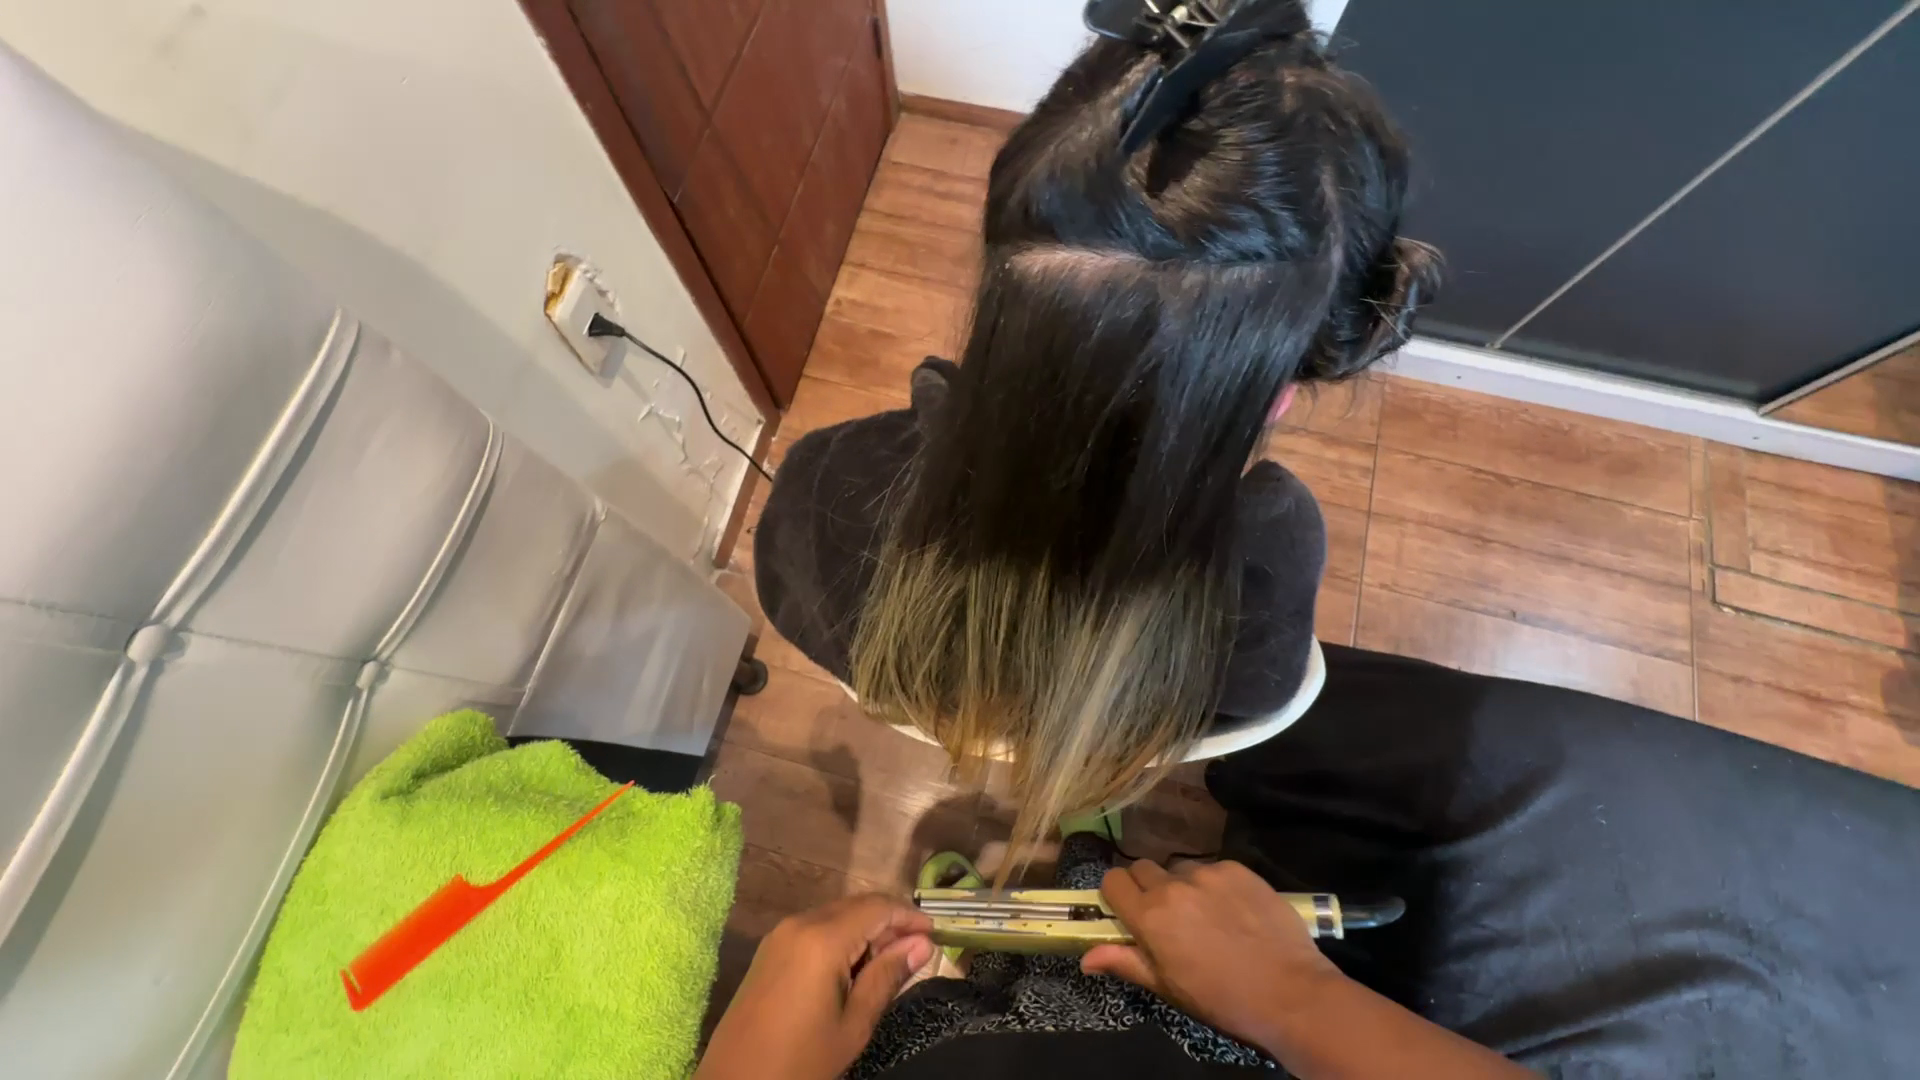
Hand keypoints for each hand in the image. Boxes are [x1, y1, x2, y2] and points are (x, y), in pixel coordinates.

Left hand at [695, 894, 934, 1079]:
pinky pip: (816, 928)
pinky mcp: (770, 950)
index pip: (877, 907)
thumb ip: (887, 977)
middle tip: (917, 951)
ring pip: (836, 914)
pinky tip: (854, 968)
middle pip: (856, 905)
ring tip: (890, 963)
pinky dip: (842, 938)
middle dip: (889, 922)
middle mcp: (800, 923)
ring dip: (866, 930)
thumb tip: (922, 944)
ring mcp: (780, 934)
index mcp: (822, 938)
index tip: (935, 934)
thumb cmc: (799, 1063)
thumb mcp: (853, 1026)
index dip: (908, 915)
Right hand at [1081, 859, 1342, 1051]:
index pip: (1112, 881)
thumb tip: (1085, 957)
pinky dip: (1216, 885)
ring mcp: (1207, 873)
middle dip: (1148, 888)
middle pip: (1142, 869)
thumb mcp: (1169, 988)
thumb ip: (1125, 962)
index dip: (1117, 895)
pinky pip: (1213, 868)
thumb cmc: (1223, 999)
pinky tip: (1235, 911)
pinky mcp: (1237, 868)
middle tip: (1169, 917)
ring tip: (1207, 916)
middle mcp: (1172, 886)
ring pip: (1179, 868)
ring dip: (1183, 886)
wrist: (1292, 994)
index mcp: (1150, 916)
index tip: (1129, 912)